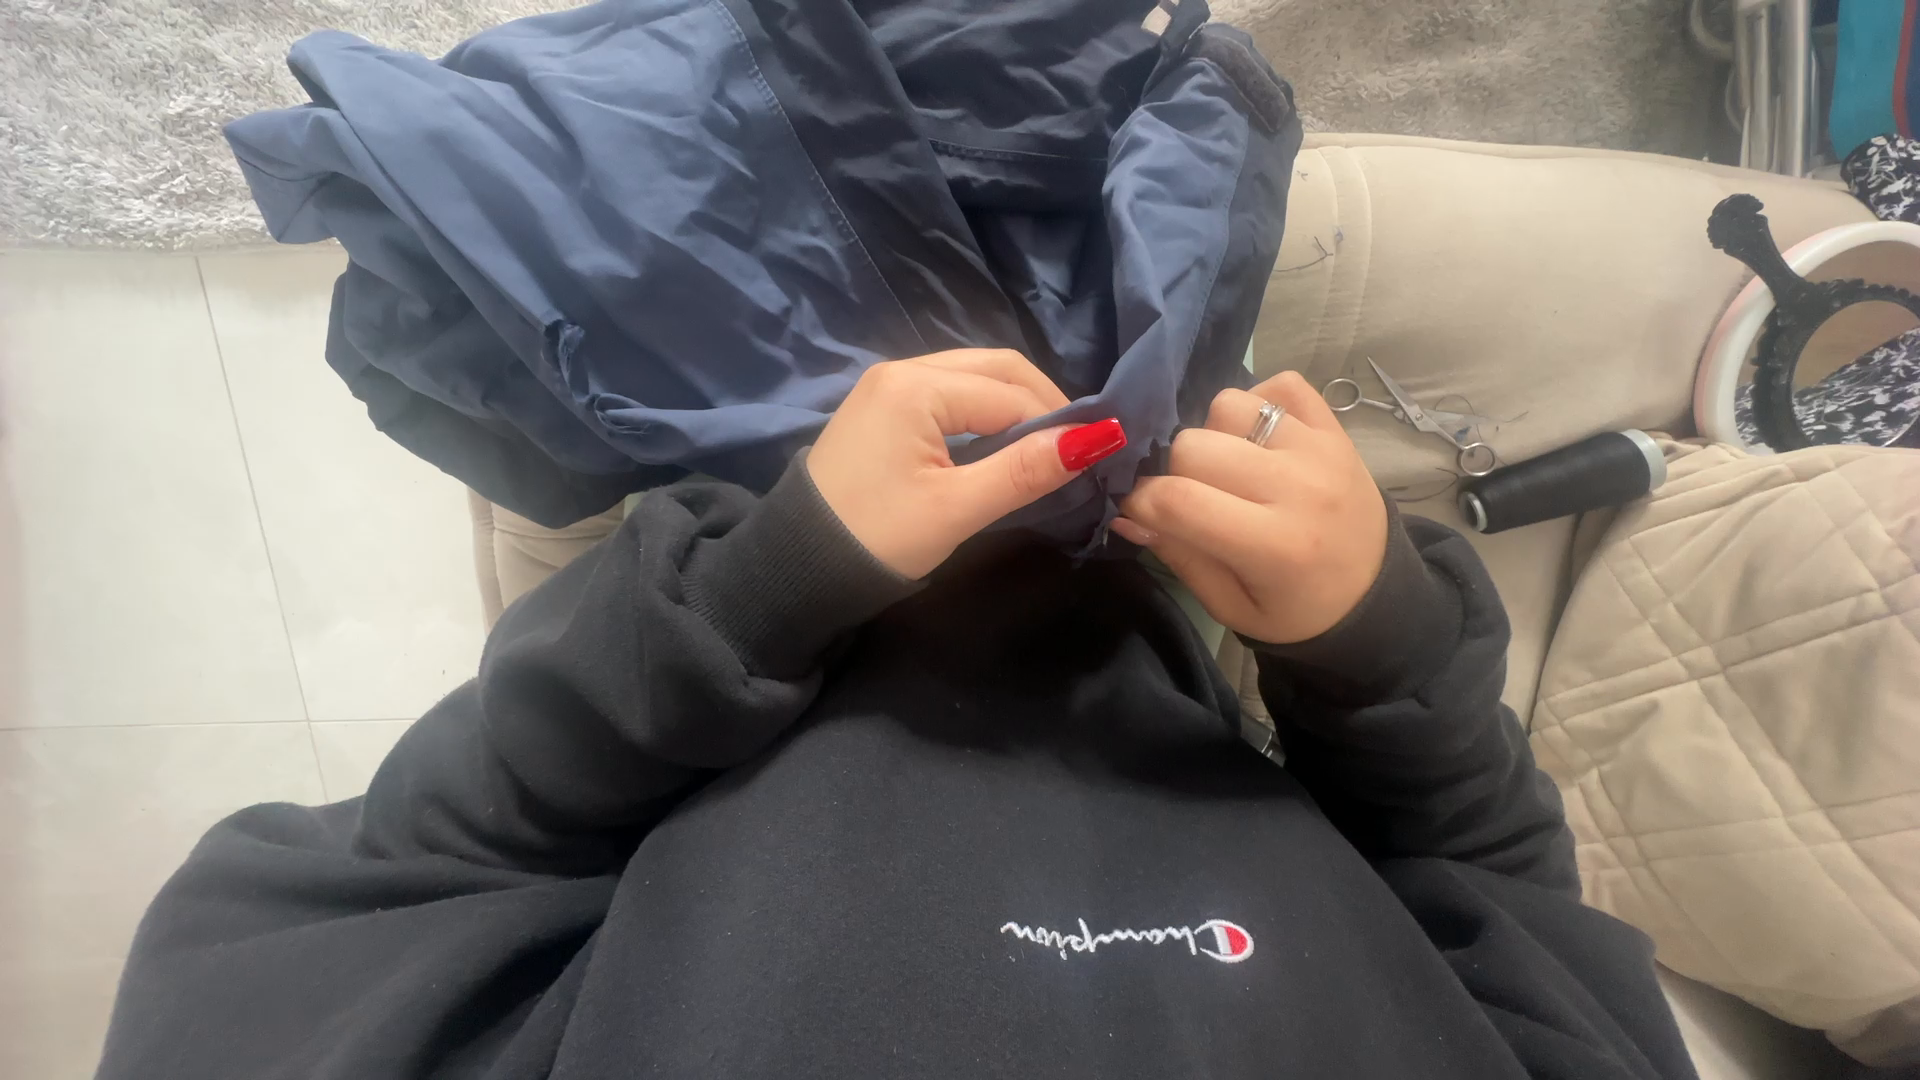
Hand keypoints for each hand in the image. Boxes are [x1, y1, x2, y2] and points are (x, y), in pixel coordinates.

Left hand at [808, 349, 1126, 578]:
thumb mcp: (956, 508)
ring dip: (1012, 406)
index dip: (1060, 421)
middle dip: (1041, 402)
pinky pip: (947, 394)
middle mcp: (901, 370)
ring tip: (1044, 448)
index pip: (1010, 393)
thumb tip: (1098, 439)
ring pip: (971, 378)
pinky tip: (999, 443)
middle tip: (1074, 446)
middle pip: (993, 369)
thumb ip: (1024, 470)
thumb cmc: (877, 538)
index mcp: (915, 387)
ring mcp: (888, 386)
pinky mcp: (882, 409)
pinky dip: (982, 413)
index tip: (1097, 454)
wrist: (799, 565)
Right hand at [1110, 371, 1387, 643]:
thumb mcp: (1229, 605)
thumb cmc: (1293, 609)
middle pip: (1193, 445)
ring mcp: (1321, 449)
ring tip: (1228, 466)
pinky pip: (1279, 385)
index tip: (1136, 508)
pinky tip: (1258, 441)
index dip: (1139, 500)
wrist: (1374, 594)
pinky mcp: (1335, 427)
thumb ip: (1177, 555)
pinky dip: (1258, 404)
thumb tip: (1123, 513)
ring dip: (1213, 434)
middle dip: (1174, 470)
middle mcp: (1299, 487)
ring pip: (1229, 405)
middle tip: (1189, 495)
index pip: (1177, 501)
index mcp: (1274, 545)